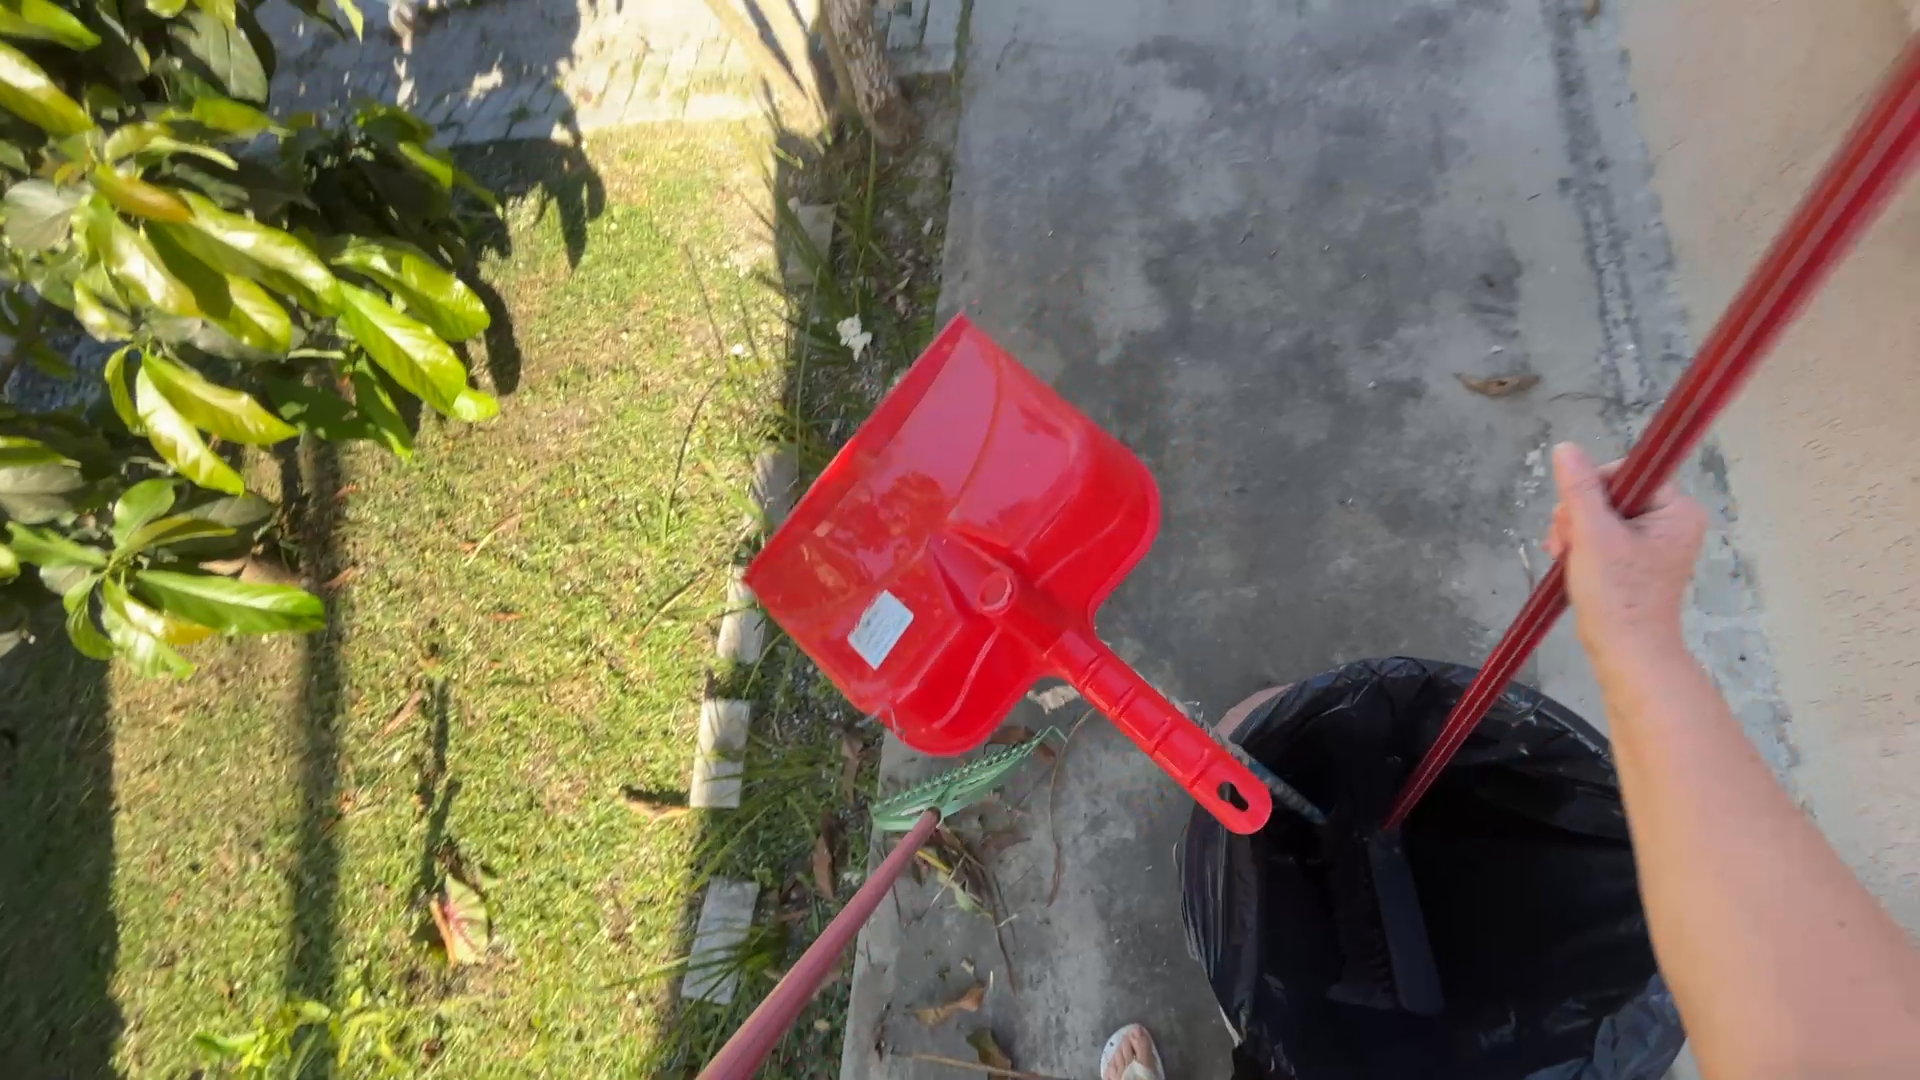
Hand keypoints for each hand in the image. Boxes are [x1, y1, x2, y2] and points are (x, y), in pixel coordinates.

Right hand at [1545, 443, 1706, 669]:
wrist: (1624, 646)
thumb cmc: (1615, 592)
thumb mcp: (1592, 535)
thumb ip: (1579, 489)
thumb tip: (1565, 448)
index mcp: (1676, 510)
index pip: (1625, 474)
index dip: (1590, 491)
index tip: (1576, 521)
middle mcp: (1670, 520)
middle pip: (1608, 494)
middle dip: (1577, 516)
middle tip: (1568, 544)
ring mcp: (1653, 540)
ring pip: (1597, 515)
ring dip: (1572, 532)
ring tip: (1567, 557)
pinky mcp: (1634, 557)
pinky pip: (1599, 534)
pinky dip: (1578, 545)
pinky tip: (1570, 561)